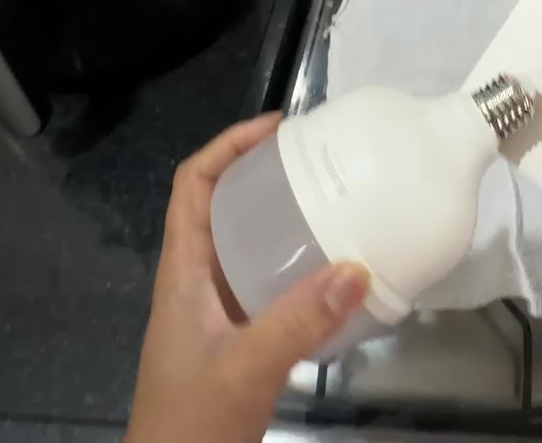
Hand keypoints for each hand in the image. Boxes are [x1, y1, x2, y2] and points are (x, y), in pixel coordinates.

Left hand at [126, 114, 370, 442]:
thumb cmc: (188, 427)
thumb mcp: (243, 369)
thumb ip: (298, 322)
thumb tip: (359, 267)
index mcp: (183, 271)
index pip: (193, 184)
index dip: (229, 145)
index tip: (279, 128)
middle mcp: (198, 280)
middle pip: (223, 203)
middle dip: (265, 171)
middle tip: (320, 158)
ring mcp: (217, 309)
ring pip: (248, 241)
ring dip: (285, 216)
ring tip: (335, 200)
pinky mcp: (239, 335)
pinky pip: (268, 279)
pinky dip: (298, 263)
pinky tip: (335, 272)